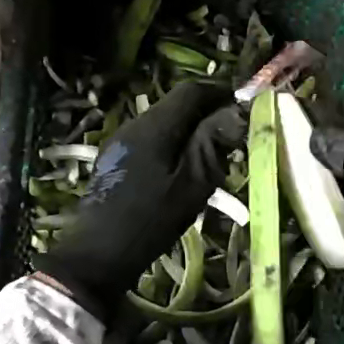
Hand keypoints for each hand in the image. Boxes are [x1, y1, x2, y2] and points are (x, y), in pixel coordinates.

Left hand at [37, 82, 243, 317]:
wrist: (98, 254)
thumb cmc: (150, 219)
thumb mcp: (191, 183)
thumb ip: (212, 143)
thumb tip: (235, 111)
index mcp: (155, 125)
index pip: (192, 90)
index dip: (221, 92)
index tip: (245, 107)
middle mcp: (135, 125)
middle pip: (177, 105)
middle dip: (208, 115)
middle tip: (234, 137)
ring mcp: (122, 142)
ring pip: (165, 124)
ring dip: (191, 133)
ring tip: (214, 158)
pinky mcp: (117, 160)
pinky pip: (152, 141)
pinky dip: (174, 147)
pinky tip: (184, 172)